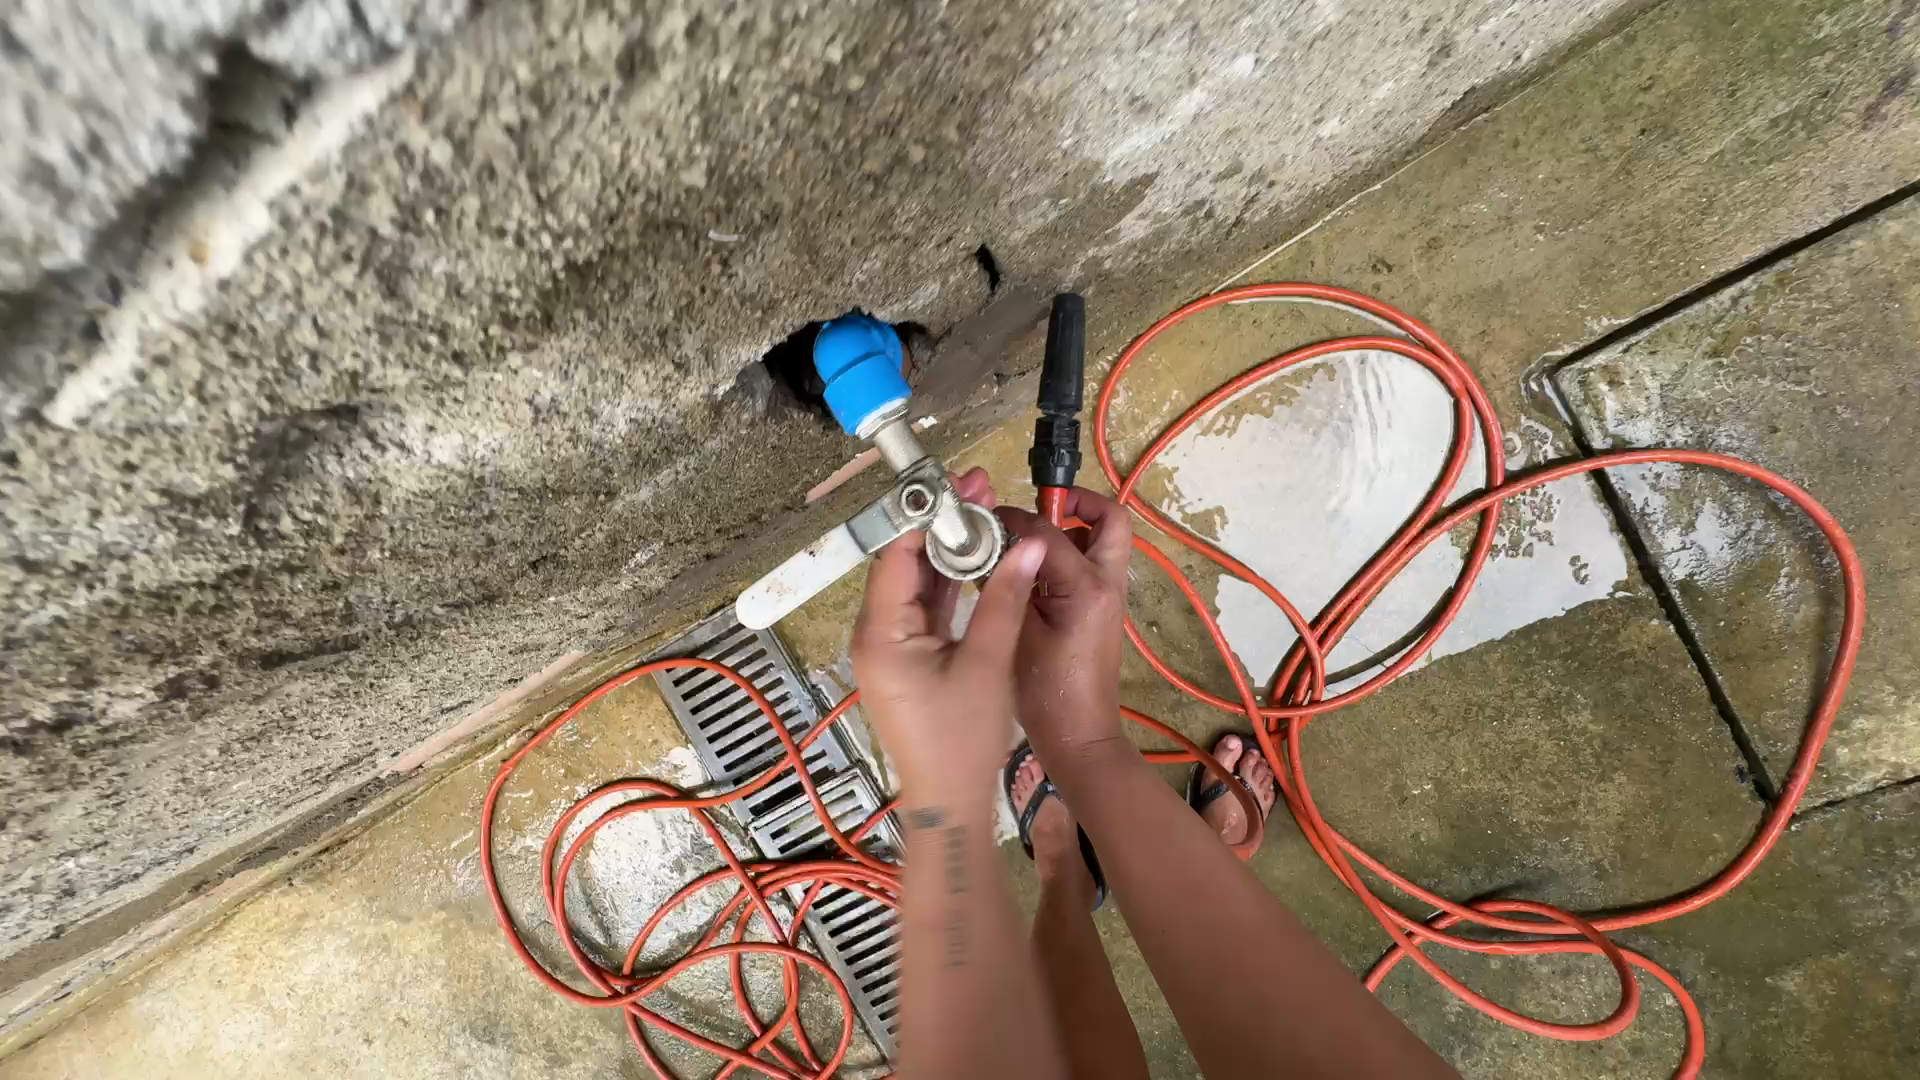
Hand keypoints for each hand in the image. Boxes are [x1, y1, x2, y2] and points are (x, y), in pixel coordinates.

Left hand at [851, 469, 1045, 811]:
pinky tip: (978, 559)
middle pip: (905, 565)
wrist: (950, 802)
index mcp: (881, 632)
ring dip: (949, 554)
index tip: (962, 485)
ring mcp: (891, 647)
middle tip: (980, 490)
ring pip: (918, 586)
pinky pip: (927, 610)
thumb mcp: (987, 662)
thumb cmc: (962, 739)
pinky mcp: (909, 659)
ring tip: (985, 514)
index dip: (928, 516)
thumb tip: (1029, 545)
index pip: (897, 556)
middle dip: (942, 528)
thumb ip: (1004, 598)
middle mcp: (876, 634)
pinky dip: (951, 586)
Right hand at [994, 487, 1132, 766]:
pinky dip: (1071, 554)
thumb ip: (1009, 583)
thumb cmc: (1043, 691)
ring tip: (1032, 541)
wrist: (1079, 736)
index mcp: (1086, 588)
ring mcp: (1111, 596)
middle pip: (1111, 519)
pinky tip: (1034, 573)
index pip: (1048, 532)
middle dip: (1079, 502)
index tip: (987, 520)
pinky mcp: (1104, 609)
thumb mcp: (1016, 632)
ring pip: (1106, 540)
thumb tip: (996, 546)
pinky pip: (1094, 564)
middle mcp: (1108, 584)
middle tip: (1040, 508)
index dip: (1014, 519)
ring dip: (1075, 528)